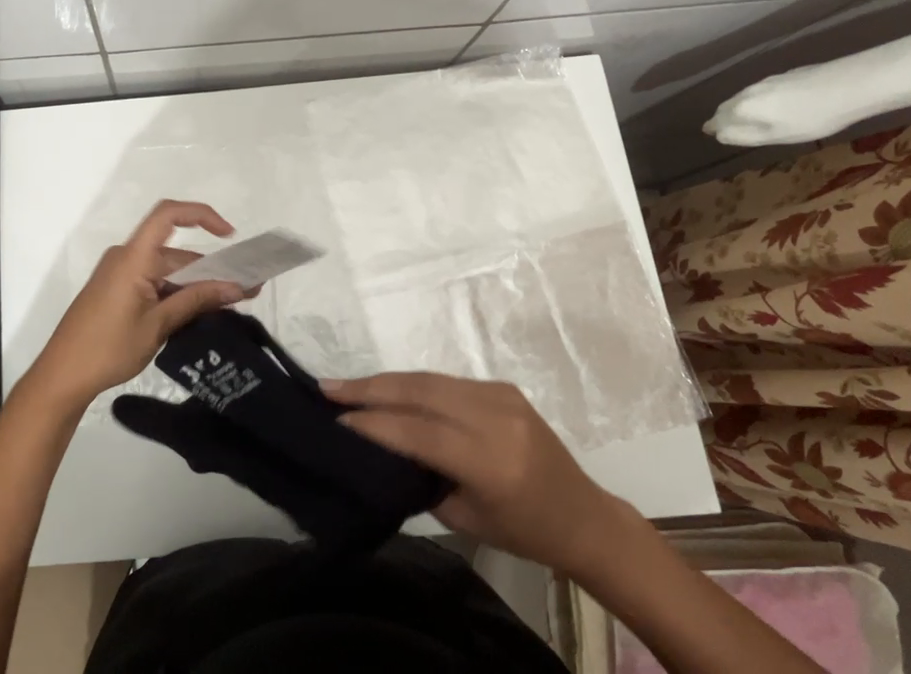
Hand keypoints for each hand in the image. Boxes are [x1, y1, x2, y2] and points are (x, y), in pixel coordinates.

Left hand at [25, 200, 249, 410]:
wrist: (62, 375)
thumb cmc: (108, 348)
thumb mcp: (158, 325)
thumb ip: (196, 301)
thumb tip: (237, 287)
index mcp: (133, 258)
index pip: (167, 215)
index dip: (201, 215)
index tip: (229, 235)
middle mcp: (126, 258)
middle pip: (174, 251)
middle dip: (210, 267)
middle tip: (246, 290)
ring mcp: (119, 275)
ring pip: (166, 269)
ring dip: (195, 284)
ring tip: (230, 305)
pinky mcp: (116, 291)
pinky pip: (153, 282)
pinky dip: (176, 292)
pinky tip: (200, 312)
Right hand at [324, 373, 634, 576]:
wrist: (583, 516)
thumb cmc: (522, 531)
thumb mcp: (463, 514)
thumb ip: (421, 476)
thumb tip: (377, 446)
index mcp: (491, 461)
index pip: (418, 431)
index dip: (373, 423)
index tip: (334, 420)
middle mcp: (498, 419)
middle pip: (420, 391)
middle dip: (369, 388)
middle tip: (327, 388)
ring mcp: (503, 397)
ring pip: (429, 379)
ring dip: (385, 381)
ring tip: (346, 386)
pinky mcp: (504, 388)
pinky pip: (446, 381)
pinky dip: (412, 384)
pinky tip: (386, 390)